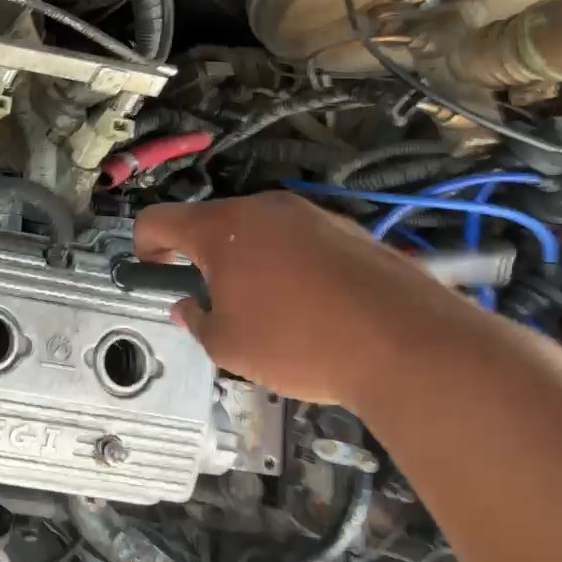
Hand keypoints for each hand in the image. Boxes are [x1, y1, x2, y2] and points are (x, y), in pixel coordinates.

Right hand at [133, 192, 504, 408]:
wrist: (419, 350)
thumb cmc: (303, 345)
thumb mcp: (227, 346)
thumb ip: (196, 321)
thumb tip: (191, 308)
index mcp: (221, 228)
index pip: (155, 219)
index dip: (143, 246)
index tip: (154, 271)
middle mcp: (264, 210)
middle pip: (211, 223)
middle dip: (203, 257)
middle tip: (215, 300)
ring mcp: (314, 217)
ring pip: (260, 232)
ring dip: (249, 261)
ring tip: (270, 310)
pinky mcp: (355, 233)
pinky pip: (303, 243)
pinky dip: (293, 267)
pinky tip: (314, 309)